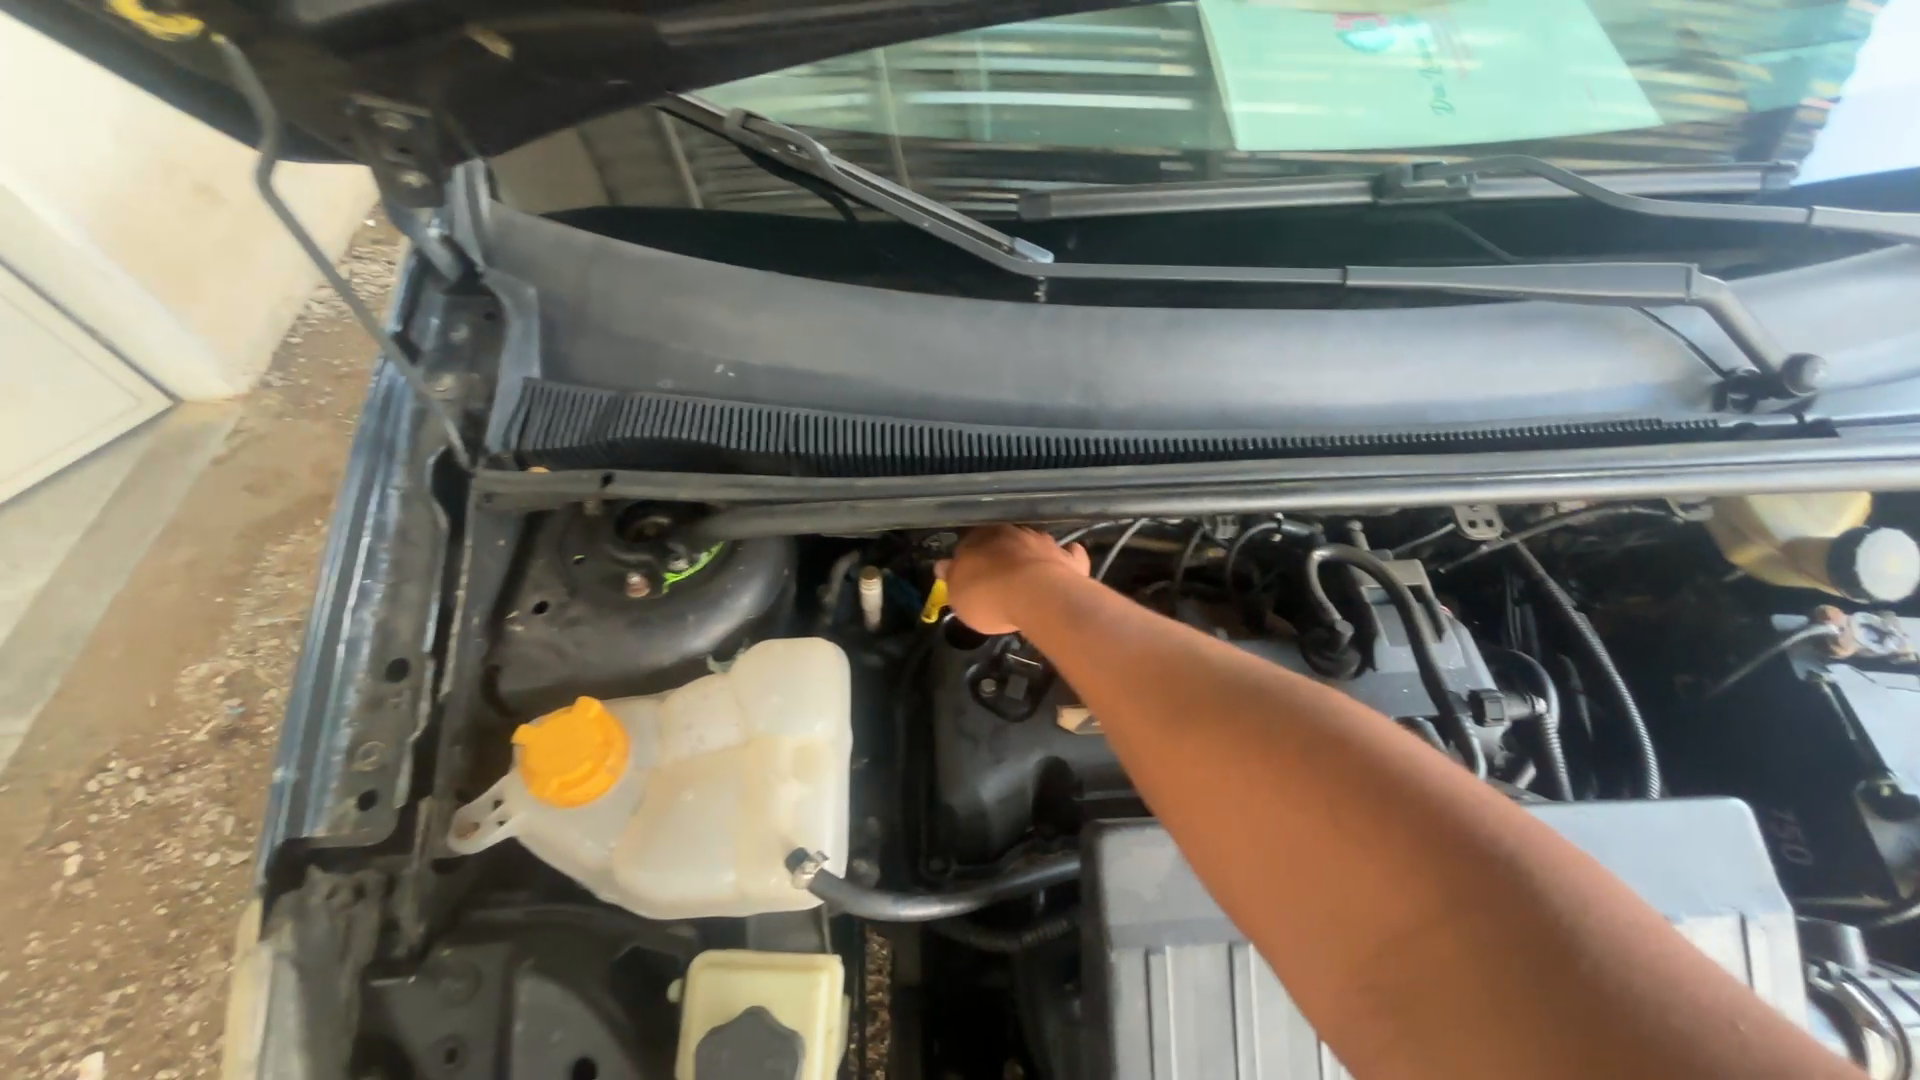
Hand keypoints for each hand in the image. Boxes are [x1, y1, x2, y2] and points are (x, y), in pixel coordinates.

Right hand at [935, 525, 1089, 634]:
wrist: (1037, 596)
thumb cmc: (988, 596)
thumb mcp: (958, 595)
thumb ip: (951, 577)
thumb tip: (941, 565)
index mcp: (981, 537)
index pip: (969, 544)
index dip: (969, 562)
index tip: (969, 579)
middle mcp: (1013, 532)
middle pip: (1003, 542)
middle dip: (1000, 556)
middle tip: (998, 580)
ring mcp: (1044, 542)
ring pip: (1033, 544)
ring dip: (1030, 556)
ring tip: (1028, 579)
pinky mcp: (1070, 558)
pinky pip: (1068, 554)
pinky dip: (1066, 558)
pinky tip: (1065, 566)